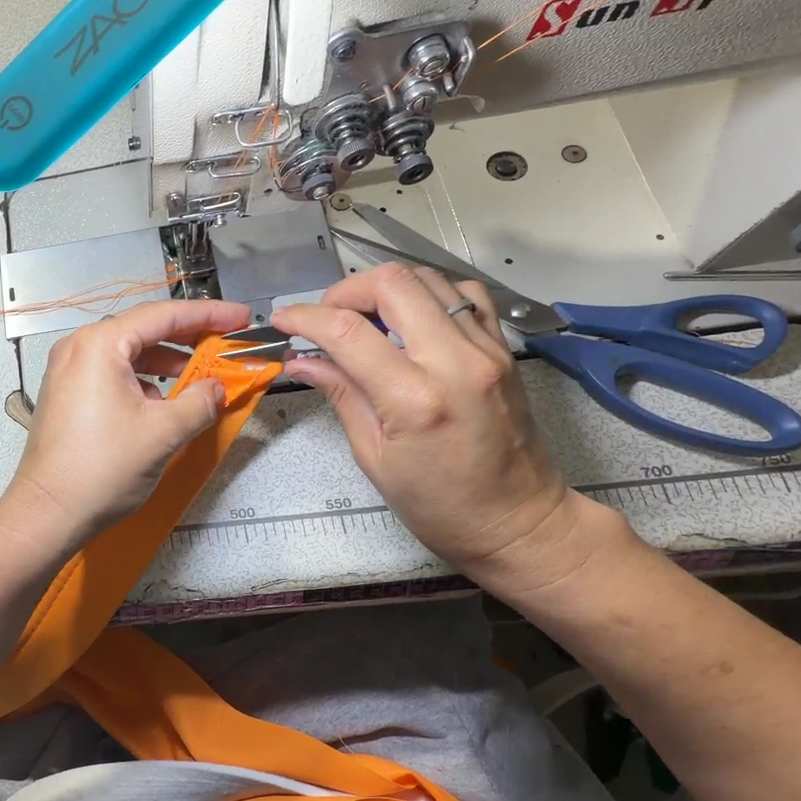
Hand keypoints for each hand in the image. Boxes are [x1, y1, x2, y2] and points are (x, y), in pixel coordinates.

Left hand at [3, 299, 251, 543]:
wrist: (49, 512)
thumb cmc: (101, 469)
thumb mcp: (163, 432)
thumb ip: (200, 402)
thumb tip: (218, 388)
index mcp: (99, 345)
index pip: (163, 315)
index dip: (208, 315)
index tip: (240, 317)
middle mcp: (78, 349)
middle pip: (143, 330)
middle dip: (188, 338)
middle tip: (226, 344)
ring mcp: (68, 372)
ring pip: (128, 354)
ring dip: (166, 363)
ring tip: (201, 378)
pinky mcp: (66, 395)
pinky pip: (112, 375)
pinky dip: (142, 382)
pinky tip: (164, 404)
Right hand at [274, 263, 622, 599]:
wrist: (518, 521)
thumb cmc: (439, 504)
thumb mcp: (373, 456)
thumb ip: (341, 395)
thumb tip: (301, 359)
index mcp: (415, 399)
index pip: (348, 331)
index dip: (305, 317)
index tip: (282, 320)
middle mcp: (456, 362)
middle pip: (393, 283)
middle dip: (345, 291)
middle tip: (326, 318)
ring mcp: (487, 350)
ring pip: (429, 279)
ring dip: (386, 290)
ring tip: (365, 319)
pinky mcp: (503, 349)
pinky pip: (463, 296)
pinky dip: (428, 295)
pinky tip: (410, 321)